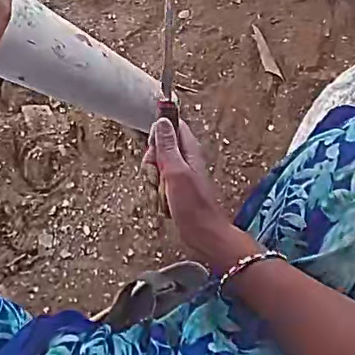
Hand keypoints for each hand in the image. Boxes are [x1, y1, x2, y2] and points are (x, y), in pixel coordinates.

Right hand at [145, 117, 259, 272]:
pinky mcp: (175, 188)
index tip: (152, 149)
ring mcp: (180, 174)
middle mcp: (185, 158)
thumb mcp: (175, 172)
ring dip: (153, 182)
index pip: (171, 126)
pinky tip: (164, 202)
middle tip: (158, 176)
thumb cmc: (193, 205)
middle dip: (152, 163)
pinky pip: (158, 184)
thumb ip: (167, 146)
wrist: (202, 234)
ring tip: (163, 193)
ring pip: (156, 168)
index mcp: (189, 149)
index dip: (157, 133)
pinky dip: (157, 193)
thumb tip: (162, 121)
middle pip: (158, 148)